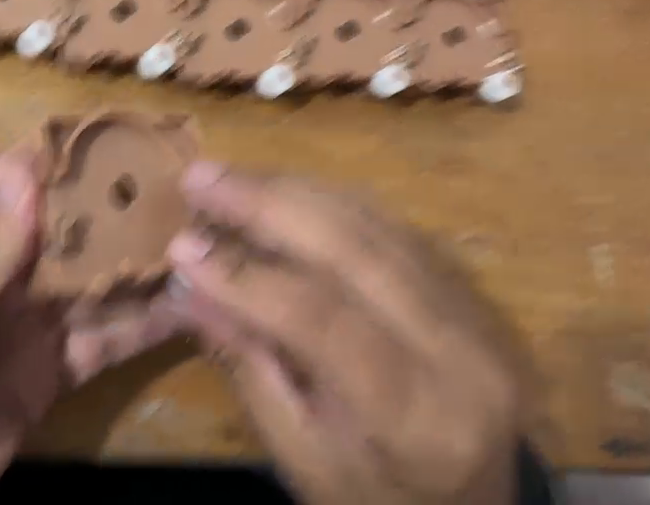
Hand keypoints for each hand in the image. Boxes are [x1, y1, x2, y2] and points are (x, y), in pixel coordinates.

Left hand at [0, 148, 186, 504]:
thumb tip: (30, 173)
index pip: (16, 182)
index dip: (68, 157)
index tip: (130, 136)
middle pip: (65, 230)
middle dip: (118, 210)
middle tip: (190, 191)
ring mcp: (22, 325)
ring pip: (92, 283)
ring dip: (140, 265)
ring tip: (204, 242)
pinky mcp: (43, 378)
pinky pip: (99, 342)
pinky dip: (140, 325)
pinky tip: (188, 307)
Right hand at [170, 163, 521, 504]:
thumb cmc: (377, 496)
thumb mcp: (304, 459)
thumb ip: (249, 367)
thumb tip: (186, 285)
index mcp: (418, 417)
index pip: (324, 322)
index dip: (248, 277)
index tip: (181, 246)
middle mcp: (458, 350)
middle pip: (354, 250)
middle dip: (266, 204)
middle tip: (198, 178)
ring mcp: (469, 309)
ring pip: (371, 222)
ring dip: (290, 189)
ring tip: (225, 176)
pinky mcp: (462, 284)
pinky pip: (387, 222)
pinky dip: (322, 198)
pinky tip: (276, 188)